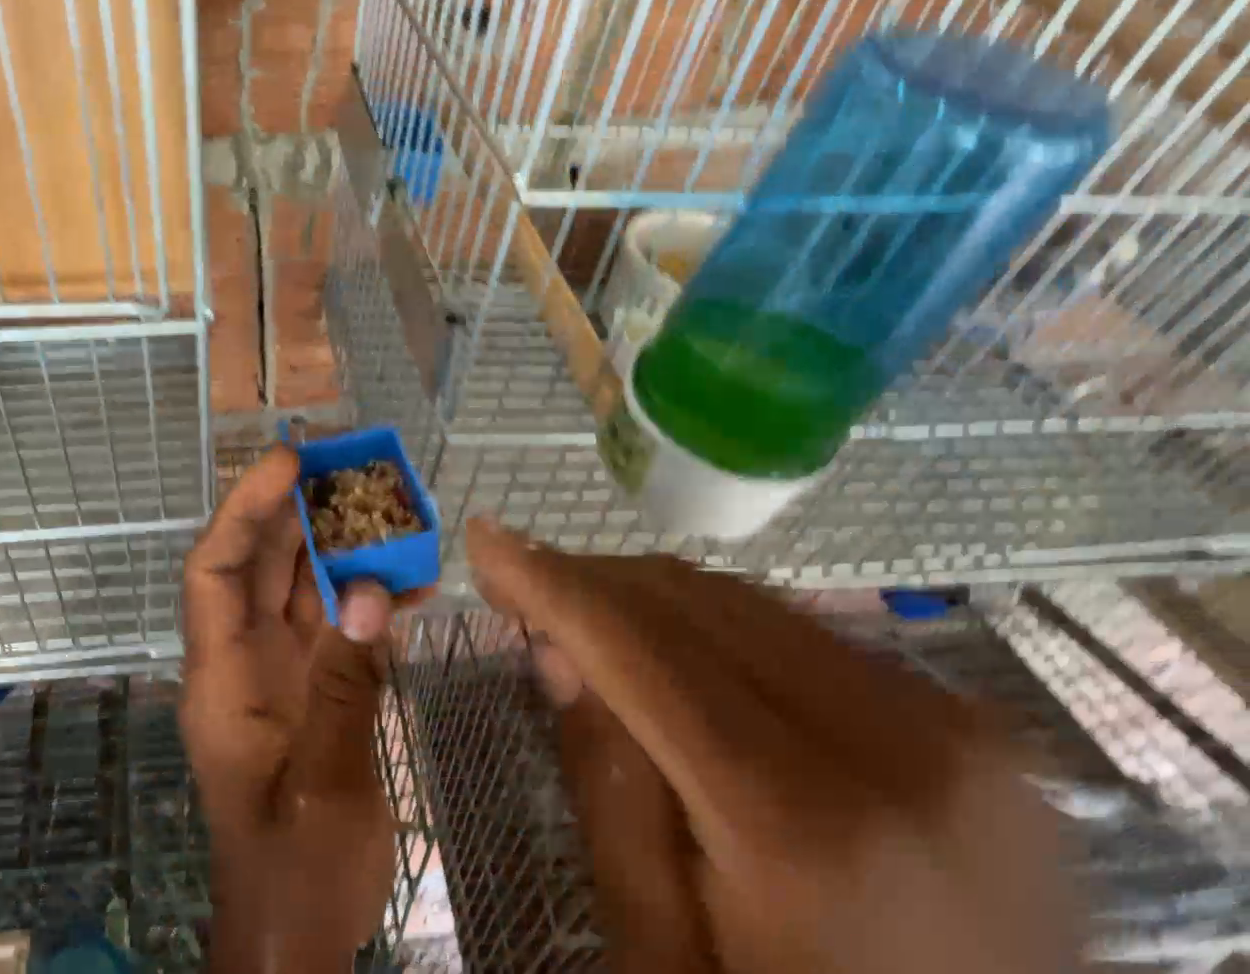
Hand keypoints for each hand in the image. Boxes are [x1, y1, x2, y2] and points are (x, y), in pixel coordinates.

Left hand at [180, 446, 397, 971]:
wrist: (299, 934)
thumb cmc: (296, 869)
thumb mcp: (324, 783)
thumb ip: (346, 686)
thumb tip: (372, 590)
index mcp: (221, 677)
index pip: (214, 570)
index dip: (244, 509)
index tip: (289, 462)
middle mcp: (244, 662)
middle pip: (259, 566)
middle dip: (297, 510)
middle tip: (350, 462)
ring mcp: (281, 675)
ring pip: (302, 590)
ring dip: (339, 547)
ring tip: (389, 506)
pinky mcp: (316, 693)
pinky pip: (339, 628)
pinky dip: (370, 600)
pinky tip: (414, 581)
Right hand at [467, 519, 1080, 973]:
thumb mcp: (663, 954)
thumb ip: (610, 796)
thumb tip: (561, 651)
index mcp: (804, 827)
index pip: (646, 651)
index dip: (552, 583)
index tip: (484, 537)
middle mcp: (897, 751)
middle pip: (702, 609)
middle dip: (595, 582)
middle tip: (521, 582)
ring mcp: (959, 733)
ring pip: (757, 608)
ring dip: (655, 601)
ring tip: (588, 615)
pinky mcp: (984, 732)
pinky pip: (816, 643)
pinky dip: (727, 634)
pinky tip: (683, 658)